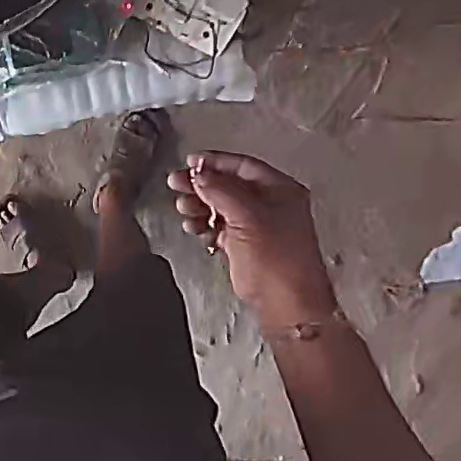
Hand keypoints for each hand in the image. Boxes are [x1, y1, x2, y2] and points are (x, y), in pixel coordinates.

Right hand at [167, 152, 337, 326]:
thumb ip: (221, 191)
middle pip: (228, 185)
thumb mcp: (247, 216)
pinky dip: (204, 224)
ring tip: (183, 209)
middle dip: (201, 184)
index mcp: (278, 189)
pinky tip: (193, 227)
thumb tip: (198, 174)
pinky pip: (218, 225)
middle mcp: (268, 203)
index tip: (190, 162)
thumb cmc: (275, 255)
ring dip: (199, 205)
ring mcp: (255, 223)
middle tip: (176, 183)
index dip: (215, 162)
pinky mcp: (243, 242)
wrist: (284, 299)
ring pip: (219, 205)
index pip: (243, 166)